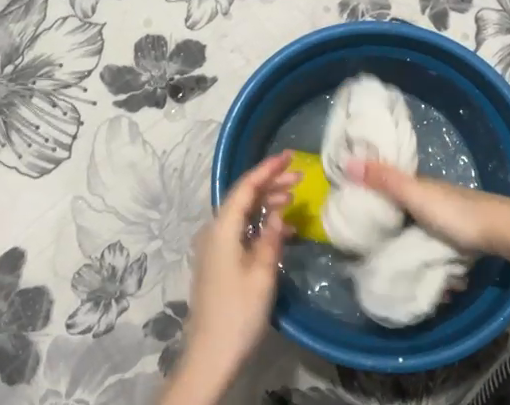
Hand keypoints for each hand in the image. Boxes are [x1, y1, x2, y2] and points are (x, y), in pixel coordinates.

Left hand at [175, 153, 299, 395]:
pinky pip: (241, 231)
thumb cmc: (238, 312)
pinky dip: (261, 224)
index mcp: (221, 228)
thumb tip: (278, 212)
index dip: (267, 169)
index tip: (289, 155)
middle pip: (243, 197)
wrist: (210, 354)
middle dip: (270, 184)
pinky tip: (282, 229)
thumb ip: (271, 237)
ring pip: (243, 214)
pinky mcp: (218, 262)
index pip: (245, 187)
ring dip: (267, 203)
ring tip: (294, 198)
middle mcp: (214, 231)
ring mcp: (214, 247)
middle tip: (299, 176)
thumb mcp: (262, 273)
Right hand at [344, 158, 509, 257]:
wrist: (502, 232)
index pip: (391, 184)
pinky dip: (434, 260)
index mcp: (421, 186)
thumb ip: (384, 180)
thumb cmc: (455, 213)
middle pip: (407, 210)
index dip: (374, 189)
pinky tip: (432, 280)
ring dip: (413, 246)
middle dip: (392, 224)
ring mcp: (450, 220)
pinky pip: (441, 250)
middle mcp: (434, 199)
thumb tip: (347, 160)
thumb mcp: (415, 195)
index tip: (355, 206)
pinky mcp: (463, 241)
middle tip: (370, 246)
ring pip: (424, 231)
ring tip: (398, 268)